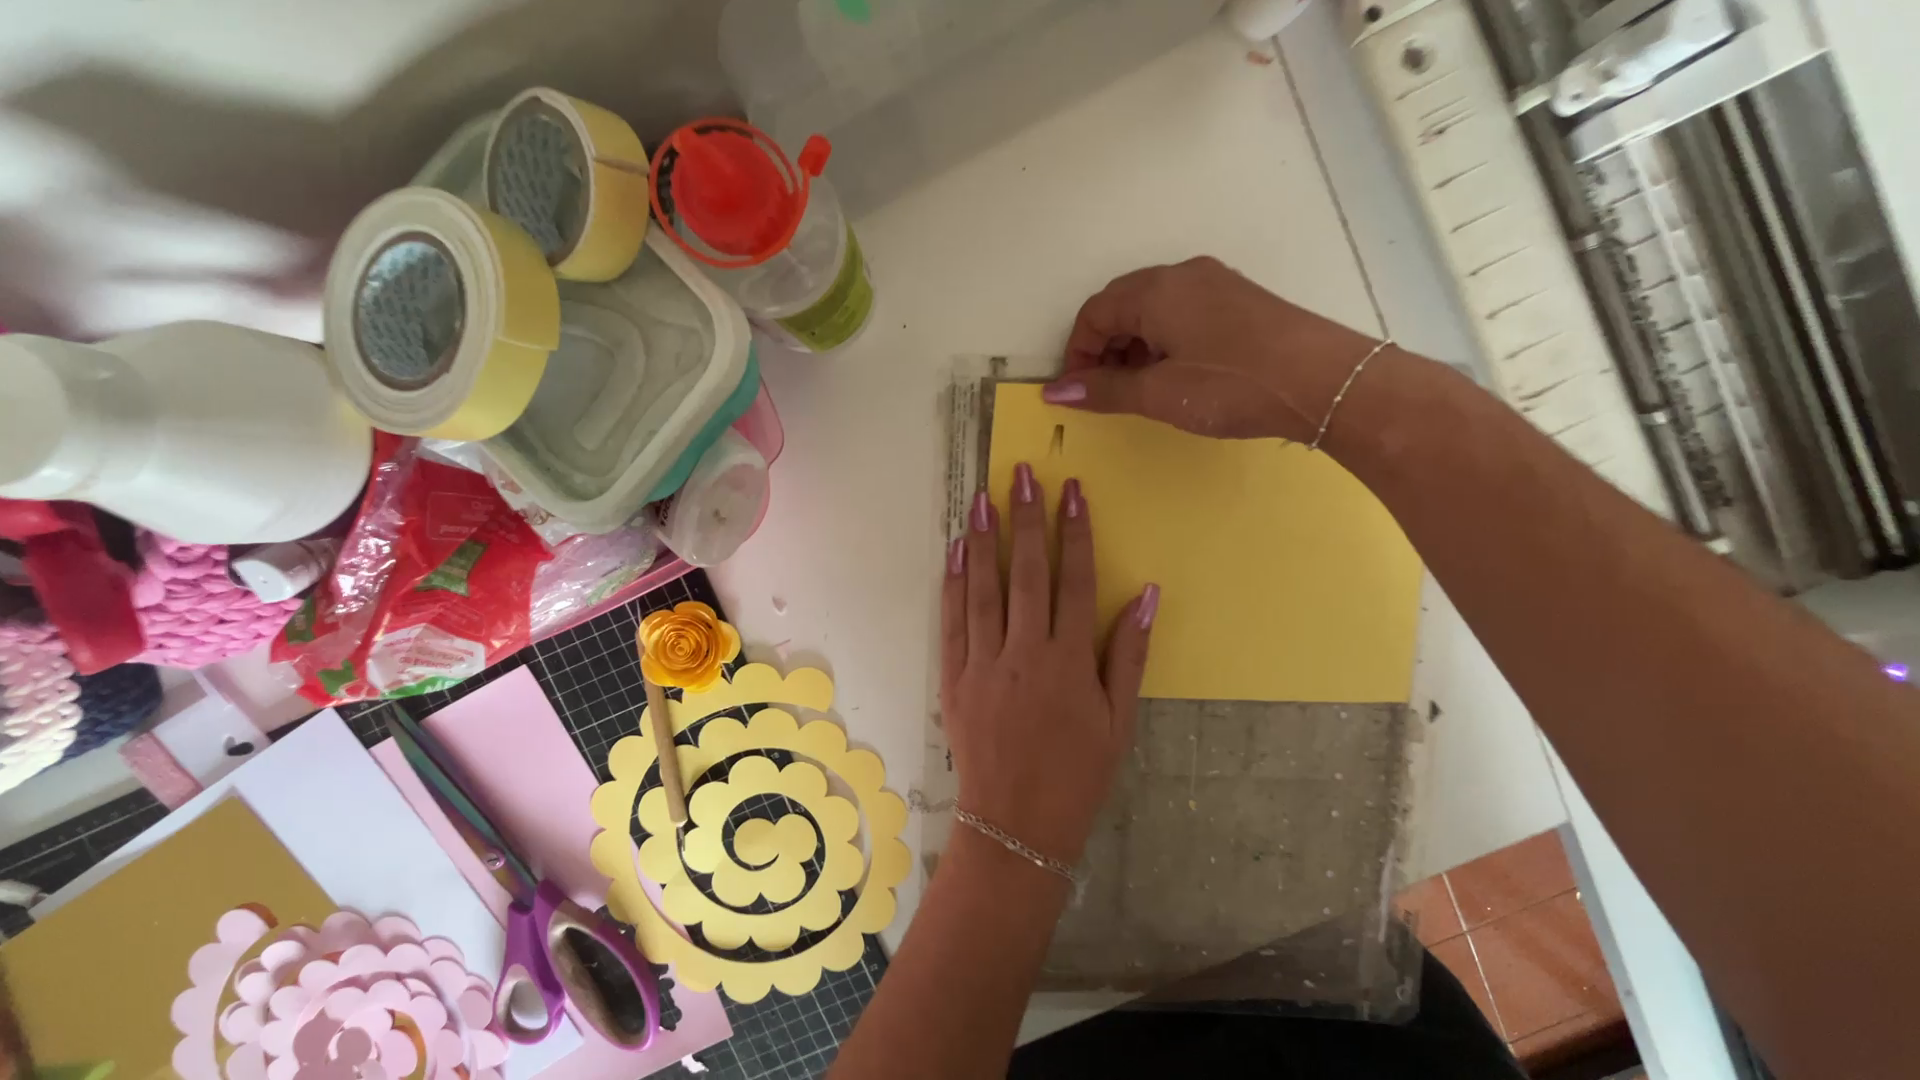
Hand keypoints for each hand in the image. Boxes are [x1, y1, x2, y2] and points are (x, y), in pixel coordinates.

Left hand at [939, 465, 1156, 870]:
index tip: (1073, 489)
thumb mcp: (1119, 721)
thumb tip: (1146, 593)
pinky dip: (953, 584)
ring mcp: (984, 664)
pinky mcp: (953, 679)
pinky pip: (953, 622)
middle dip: (1026, 518)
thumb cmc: (1078, 774)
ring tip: (981, 496)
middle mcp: (1025, 652)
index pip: (1074, 579)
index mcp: (1070, 661)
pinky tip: (956, 551)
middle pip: (1026, 572)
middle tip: (1021, 472)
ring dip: (983, 539)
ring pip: (983, 588)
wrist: (1017, 824)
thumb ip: (1129, 654)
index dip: (1075, 531)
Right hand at [1043, 256, 1380, 442]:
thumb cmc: (1231, 385)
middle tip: (1109, 392)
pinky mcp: (1240, 302)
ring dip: (1136, 348)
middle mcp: (1183, 275)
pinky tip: (1179, 377)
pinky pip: (1184, 315)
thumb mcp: (1160, 394)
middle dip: (1106, 349)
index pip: (1095, 312)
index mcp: (1156, 289)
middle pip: (1123, 306)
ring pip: (1155, 311)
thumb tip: (1055, 392)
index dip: (1078, 353)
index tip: (1080, 391)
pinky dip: (1166, 343)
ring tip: (1144, 390)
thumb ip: (1104, 390)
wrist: (1325, 381)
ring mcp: (1216, 284)